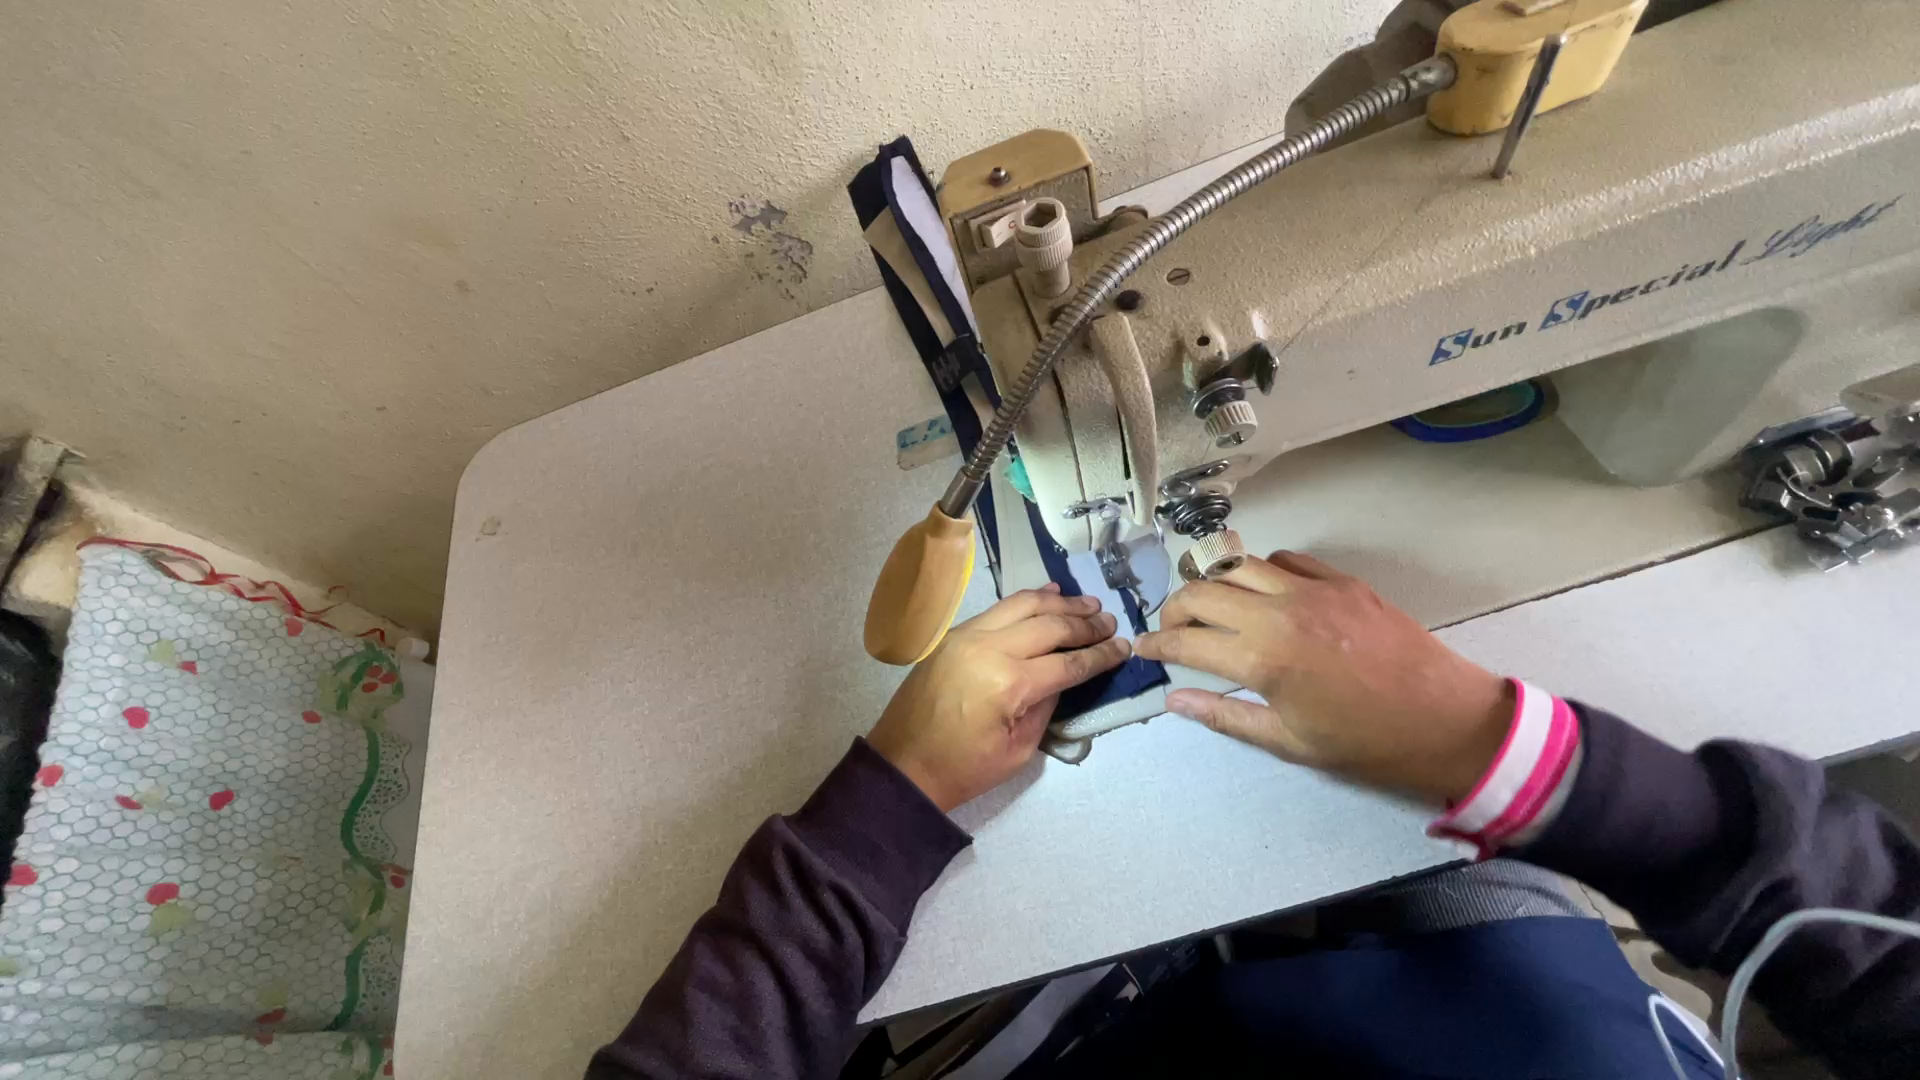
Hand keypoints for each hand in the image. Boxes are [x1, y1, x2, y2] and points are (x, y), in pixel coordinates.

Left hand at [869, 584, 1131, 811]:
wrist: (903, 763)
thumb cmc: (963, 769)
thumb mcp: (1018, 750)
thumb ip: (1046, 706)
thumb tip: (1064, 675)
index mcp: (1008, 683)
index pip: (1067, 663)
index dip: (1099, 655)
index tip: (1123, 647)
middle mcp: (989, 648)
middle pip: (1049, 626)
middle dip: (1084, 624)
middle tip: (1110, 622)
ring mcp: (967, 635)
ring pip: (1022, 605)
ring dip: (1058, 602)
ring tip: (1087, 604)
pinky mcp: (953, 634)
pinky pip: (997, 609)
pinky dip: (1026, 601)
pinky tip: (1048, 595)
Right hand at [1134, 552, 1512, 804]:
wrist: (1450, 722)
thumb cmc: (1365, 744)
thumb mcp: (1288, 742)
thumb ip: (1224, 716)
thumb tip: (1174, 699)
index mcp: (1262, 661)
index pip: (1186, 641)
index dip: (1157, 645)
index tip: (1143, 649)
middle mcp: (1278, 613)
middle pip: (1201, 592)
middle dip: (1173, 609)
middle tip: (1172, 630)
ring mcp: (1311, 590)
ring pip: (1236, 565)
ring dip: (1212, 584)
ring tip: (1210, 607)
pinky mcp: (1340, 580)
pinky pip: (1283, 559)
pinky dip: (1258, 571)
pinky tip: (1262, 593)